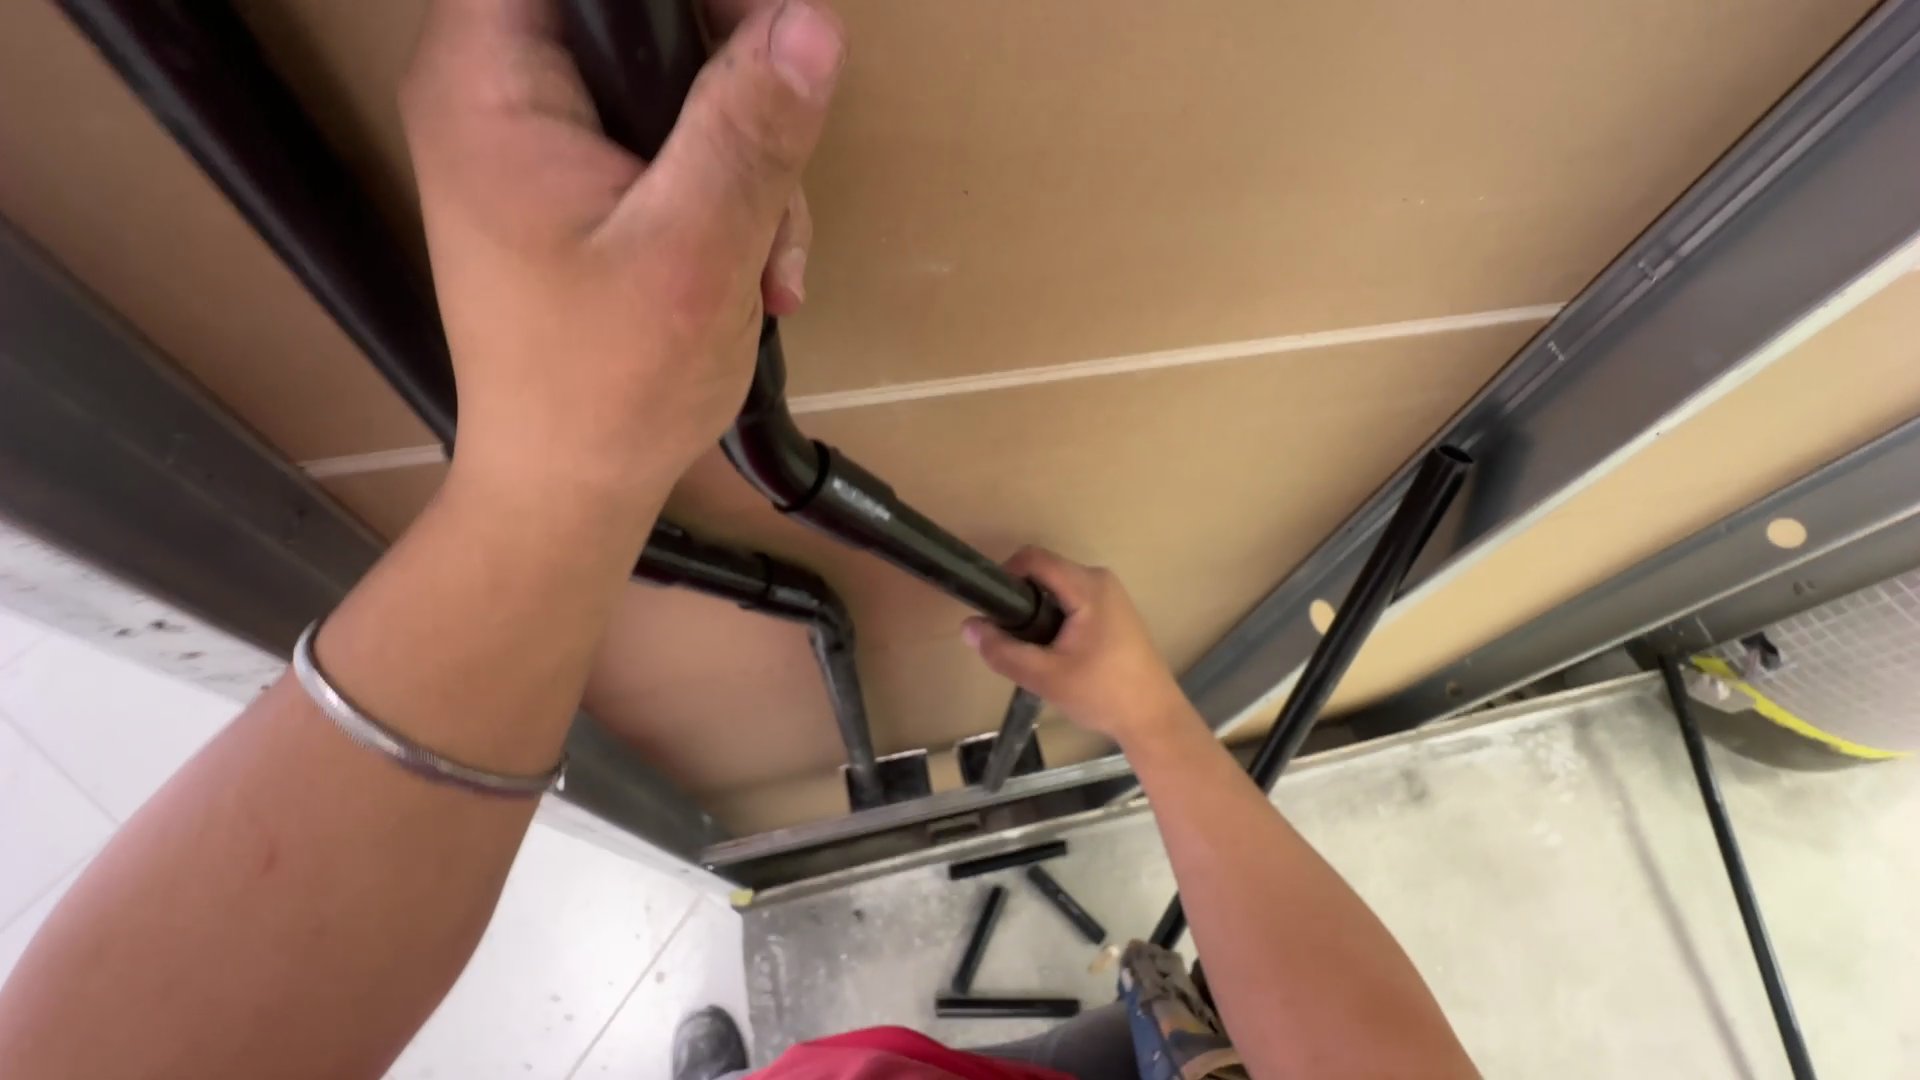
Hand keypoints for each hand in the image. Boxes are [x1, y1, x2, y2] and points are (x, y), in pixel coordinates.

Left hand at [400, 0, 843, 502]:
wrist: (575, 487)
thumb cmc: (612, 386)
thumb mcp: (695, 253)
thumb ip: (748, 136)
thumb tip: (813, 25)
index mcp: (495, 80)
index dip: (698, 2)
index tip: (774, 54)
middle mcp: (508, 97)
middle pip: (650, 30)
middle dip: (743, 110)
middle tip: (783, 197)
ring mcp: (549, 154)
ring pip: (679, 105)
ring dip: (751, 179)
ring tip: (771, 273)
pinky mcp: (586, 203)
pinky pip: (677, 166)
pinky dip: (730, 213)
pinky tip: (757, 281)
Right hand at [962, 547, 1194, 744]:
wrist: (1152, 717)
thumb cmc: (1102, 694)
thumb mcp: (1044, 677)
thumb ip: (1003, 651)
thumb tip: (967, 627)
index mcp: (1088, 586)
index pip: (1033, 558)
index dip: (1004, 576)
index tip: (990, 608)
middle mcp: (1099, 580)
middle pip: (1043, 572)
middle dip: (1019, 599)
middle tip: (1008, 637)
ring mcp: (1109, 594)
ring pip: (1055, 588)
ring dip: (1035, 611)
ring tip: (1029, 648)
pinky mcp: (1111, 610)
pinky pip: (1069, 600)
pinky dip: (1052, 617)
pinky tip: (1051, 651)